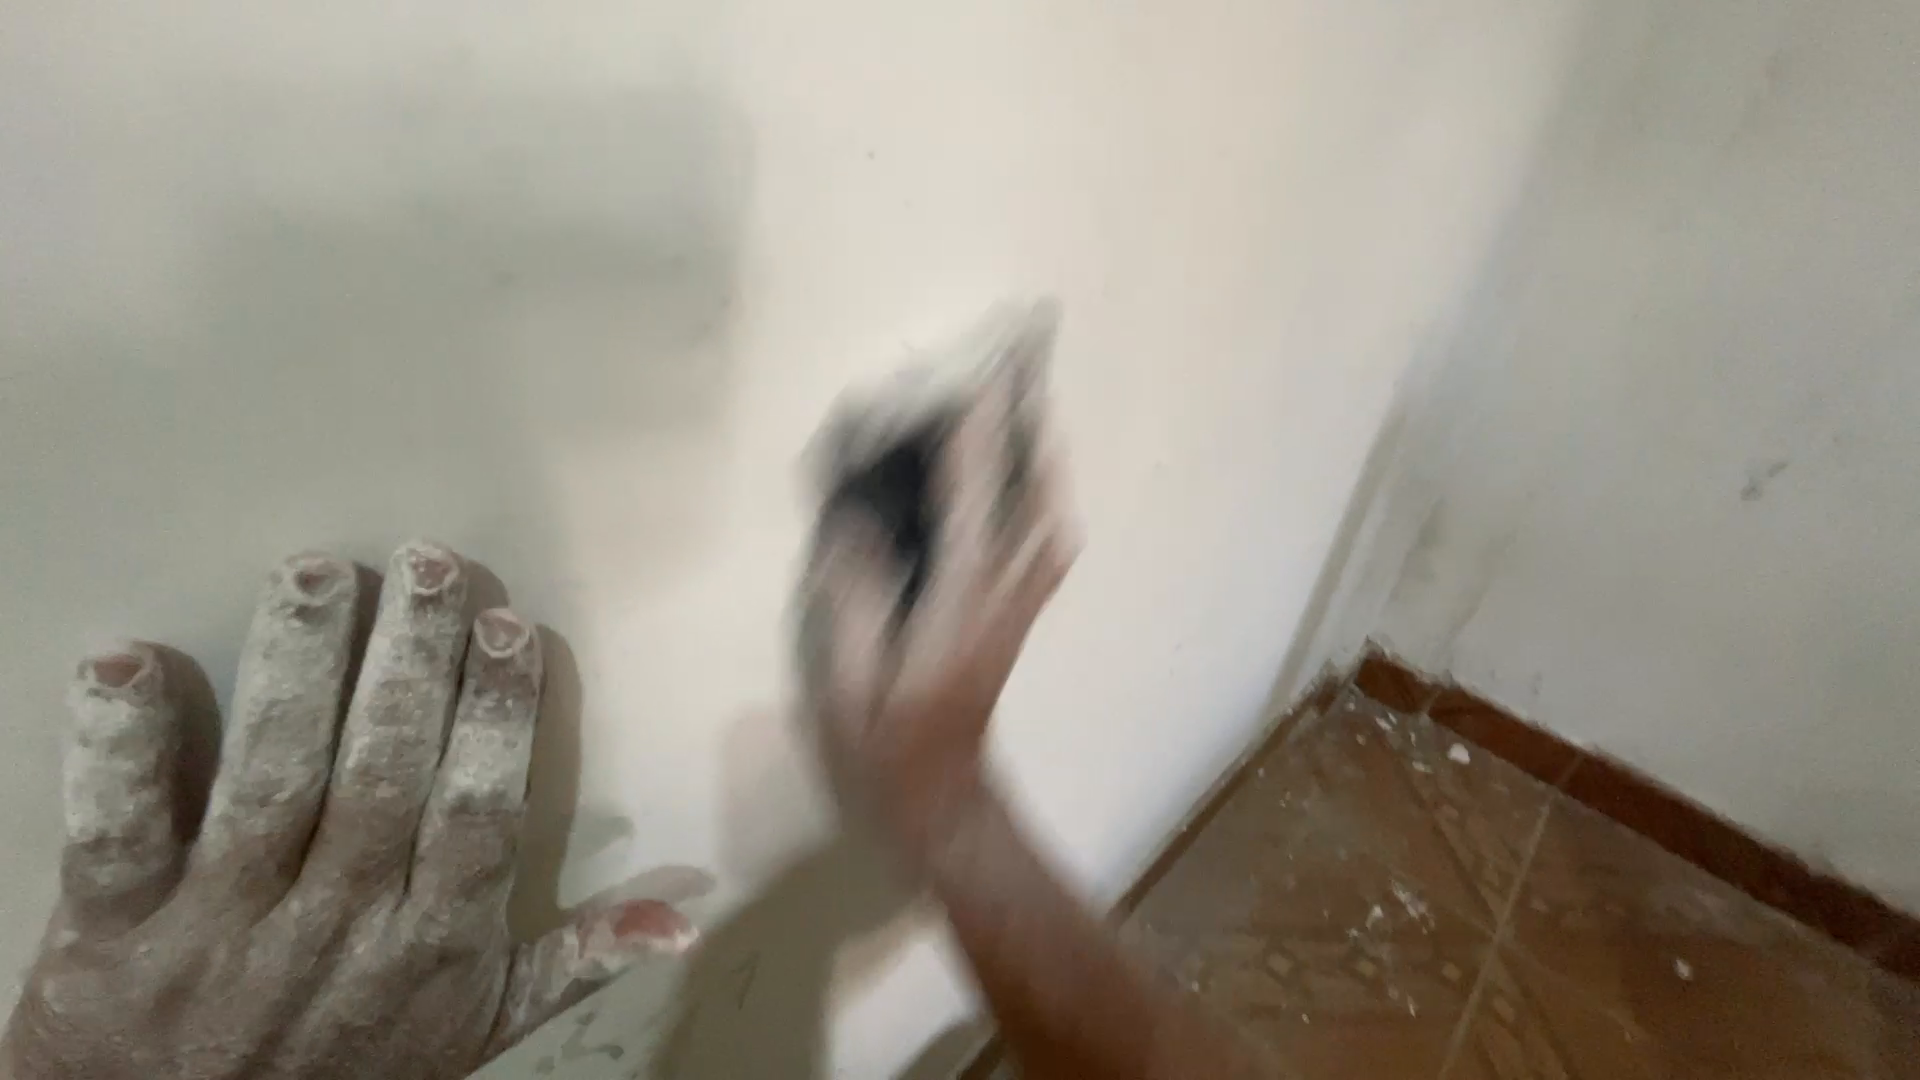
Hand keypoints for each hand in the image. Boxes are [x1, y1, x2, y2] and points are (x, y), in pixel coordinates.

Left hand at [3, 543, 693, 1079]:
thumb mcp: (493, 1025)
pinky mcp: (105, 942)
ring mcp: (221, 926)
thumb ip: (583, 956)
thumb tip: (687, 917)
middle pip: (383, 769)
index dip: (496, 712)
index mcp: (437, 934)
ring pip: (269, 776)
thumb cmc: (367, 1072)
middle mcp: (340, 917)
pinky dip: (119, 748)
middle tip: (428, 562)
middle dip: (410, 658)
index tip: (507, 627)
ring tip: (316, 571)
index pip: (479, 804)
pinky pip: (114, 834)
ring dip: (296, 667)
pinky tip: (124, 660)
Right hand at [800, 343, 1078, 861]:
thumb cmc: (886, 739)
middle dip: (1026, 407)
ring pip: (1050, 493)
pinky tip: (1024, 452)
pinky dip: (1040, 476)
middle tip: (1023, 341)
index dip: (976, 414)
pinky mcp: (1028, 597)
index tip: (979, 352)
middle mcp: (1009, 579)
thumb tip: (858, 511)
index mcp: (961, 592)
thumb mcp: (848, 674)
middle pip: (1032, 475)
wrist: (942, 791)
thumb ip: (855, 588)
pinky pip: (1047, 520)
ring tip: (1024, 377)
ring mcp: (1028, 588)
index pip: (973, 480)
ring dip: (1038, 434)